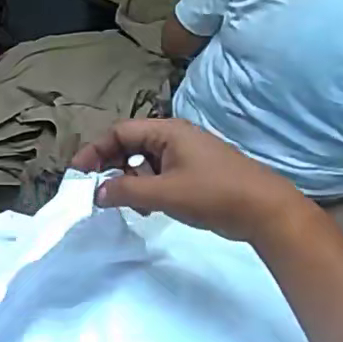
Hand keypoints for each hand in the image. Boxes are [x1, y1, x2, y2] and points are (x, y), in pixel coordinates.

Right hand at [70, 119, 313, 243]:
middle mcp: (175, 137)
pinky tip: (148, 208)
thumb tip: (96, 193)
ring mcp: (186, 155)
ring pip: (145, 162)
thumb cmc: (214, 194)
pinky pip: (160, 174)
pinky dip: (148, 187)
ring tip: (126, 203)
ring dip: (130, 180)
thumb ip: (127, 192)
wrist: (265, 210)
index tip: (78, 174)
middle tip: (97, 190)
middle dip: (111, 166)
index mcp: (168, 131)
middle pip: (131, 145)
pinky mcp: (195, 173)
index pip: (121, 132)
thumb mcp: (166, 193)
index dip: (96, 151)